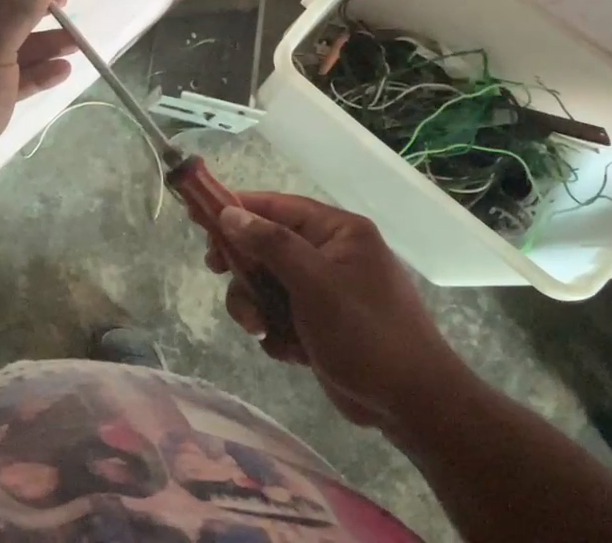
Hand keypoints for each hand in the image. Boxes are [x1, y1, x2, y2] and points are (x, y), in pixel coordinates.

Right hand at [206, 193, 473, 430]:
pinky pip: (279, 313)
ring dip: (255, 306)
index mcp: (338, 232)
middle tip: (219, 273)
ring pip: (265, 283)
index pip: (275, 206)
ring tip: (263, 330)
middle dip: (244, 270)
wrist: (413, 405)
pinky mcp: (320, 322)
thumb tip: (229, 213)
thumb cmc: (366, 333)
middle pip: (264, 245)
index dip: (235, 209)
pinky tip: (289, 350)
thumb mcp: (314, 283)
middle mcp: (330, 254)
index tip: (198, 217)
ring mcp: (325, 289)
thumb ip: (270, 243)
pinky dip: (275, 330)